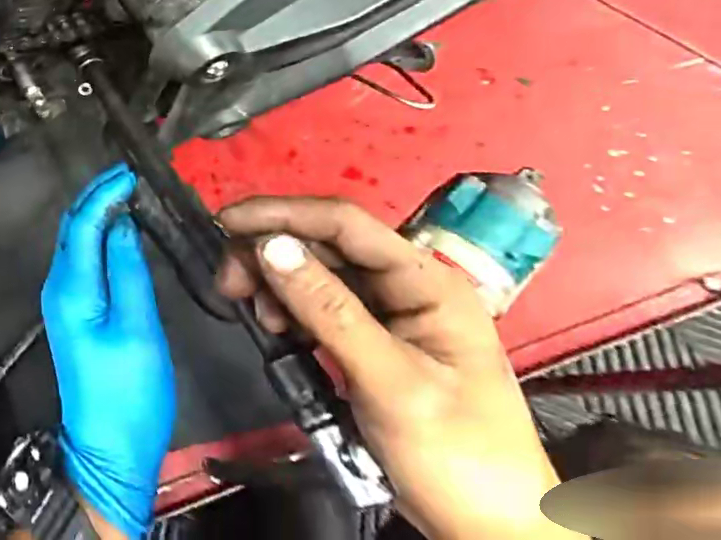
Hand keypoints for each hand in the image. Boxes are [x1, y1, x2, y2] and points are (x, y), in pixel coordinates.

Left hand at [41, 165, 175, 539]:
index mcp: (71, 286)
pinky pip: (83, 259)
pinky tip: (119, 231)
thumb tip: (124, 223)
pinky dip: (99, 236)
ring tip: (128, 194)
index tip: (129, 172)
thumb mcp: (137, 328)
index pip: (82, 222)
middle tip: (129, 176)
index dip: (104, 193)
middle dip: (97, 196)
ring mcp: (63, 298)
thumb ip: (129, 271)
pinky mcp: (74, 310)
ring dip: (97, 213)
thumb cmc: (127, 392)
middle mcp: (59, 285)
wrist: (107, 450)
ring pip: (76, 240)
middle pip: (73, 226)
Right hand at [215, 197, 579, 539]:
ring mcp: (387, 311)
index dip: (282, 214)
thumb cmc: (459, 458)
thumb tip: (269, 246)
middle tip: (228, 280)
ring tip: (251, 310)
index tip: (227, 222)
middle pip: (322, 242)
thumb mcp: (392, 384)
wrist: (493, 537)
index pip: (344, 222)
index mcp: (426, 282)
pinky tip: (274, 328)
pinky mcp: (368, 337)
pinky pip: (315, 303)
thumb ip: (329, 311)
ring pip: (314, 270)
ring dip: (275, 282)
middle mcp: (404, 284)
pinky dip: (287, 308)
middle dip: (270, 252)